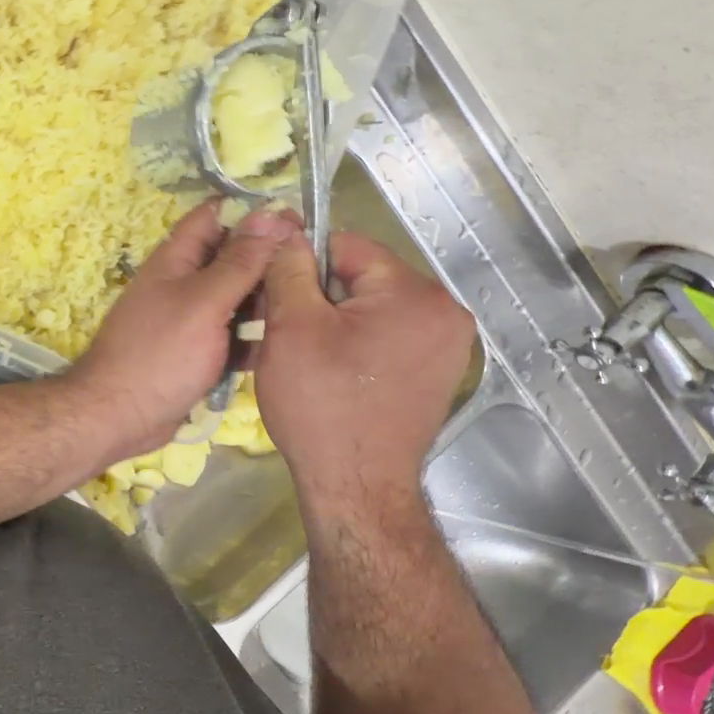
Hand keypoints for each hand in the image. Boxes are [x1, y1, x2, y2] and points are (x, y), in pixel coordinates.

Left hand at [66, 202, 296, 463]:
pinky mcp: (198, 351)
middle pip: (233, 257)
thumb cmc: (159, 354)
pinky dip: (255, 335)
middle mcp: (182, 284)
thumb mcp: (204, 302)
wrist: (120, 415)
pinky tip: (287, 341)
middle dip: (269, 260)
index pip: (214, 216)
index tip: (299, 218)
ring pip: (237, 297)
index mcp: (175, 260)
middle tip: (315, 270)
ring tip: (309, 306)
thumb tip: (270, 215)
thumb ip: (238, 261)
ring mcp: (190, 319)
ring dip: (266, 301)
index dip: (254, 212)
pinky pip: (233, 333)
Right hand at [254, 229, 475, 516]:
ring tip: (299, 356)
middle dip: (315, 297)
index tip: (269, 295)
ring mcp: (445, 347)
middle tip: (279, 331)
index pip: (347, 247)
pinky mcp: (433, 374)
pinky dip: (350, 346)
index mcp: (416, 294)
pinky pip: (383, 339)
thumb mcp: (292, 329)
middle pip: (361, 279)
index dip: (300, 265)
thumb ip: (288, 270)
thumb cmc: (321, 404)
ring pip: (369, 310)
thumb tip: (281, 227)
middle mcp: (445, 313)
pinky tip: (326, 373)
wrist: (355, 485)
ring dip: (330, 323)